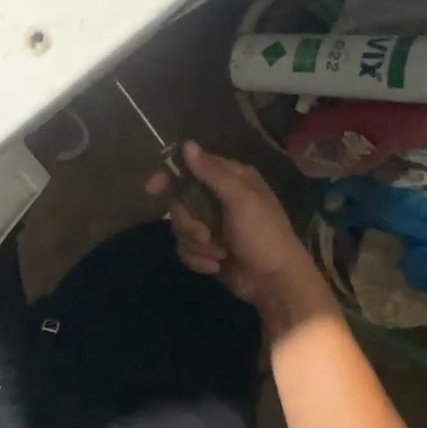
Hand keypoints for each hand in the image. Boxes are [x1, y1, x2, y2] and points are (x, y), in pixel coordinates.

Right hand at [146, 142, 334, 325]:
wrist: (274, 282)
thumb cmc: (264, 235)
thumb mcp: (241, 200)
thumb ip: (212, 173)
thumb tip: (187, 145)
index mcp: (231, 179)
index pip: (192, 167)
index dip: (171, 176)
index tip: (153, 189)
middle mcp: (219, 198)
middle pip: (179, 201)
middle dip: (189, 222)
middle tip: (205, 234)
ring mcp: (212, 225)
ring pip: (180, 227)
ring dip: (197, 245)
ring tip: (219, 254)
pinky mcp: (206, 249)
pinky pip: (185, 248)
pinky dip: (199, 259)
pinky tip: (217, 266)